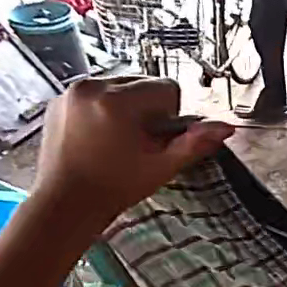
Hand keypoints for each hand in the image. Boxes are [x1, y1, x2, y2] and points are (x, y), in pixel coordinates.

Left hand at [32, 77, 233, 218]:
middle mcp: (92, 87)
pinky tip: (99, 137)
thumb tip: (226, 127)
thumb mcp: (162, 166)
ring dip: (126, 106)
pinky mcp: (60, 99)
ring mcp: (72, 92)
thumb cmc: (115, 188)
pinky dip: (102, 108)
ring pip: (119, 85)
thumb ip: (195, 143)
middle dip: (147, 108)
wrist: (66, 204)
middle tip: (138, 142)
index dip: (169, 115)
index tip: (155, 138)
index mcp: (119, 101)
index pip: (166, 87)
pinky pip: (94, 92)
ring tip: (117, 140)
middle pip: (142, 82)